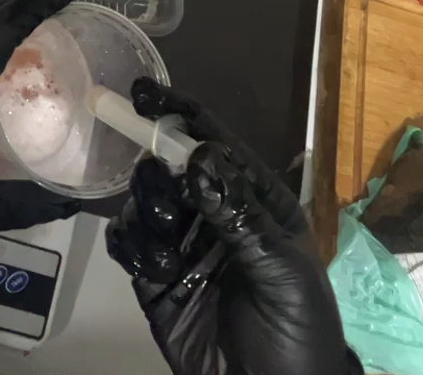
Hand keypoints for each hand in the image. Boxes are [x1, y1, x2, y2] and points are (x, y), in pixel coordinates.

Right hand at [106, 78, 354, 374]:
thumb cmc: (297, 329)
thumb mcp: (281, 270)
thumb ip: (239, 213)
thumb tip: (200, 155)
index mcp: (250, 197)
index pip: (212, 140)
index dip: (178, 111)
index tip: (144, 94)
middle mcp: (210, 209)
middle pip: (167, 162)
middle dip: (159, 173)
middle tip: (172, 212)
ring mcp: (179, 240)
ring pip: (142, 196)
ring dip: (147, 213)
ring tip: (170, 251)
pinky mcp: (151, 272)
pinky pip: (126, 239)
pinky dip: (131, 245)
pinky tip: (155, 270)